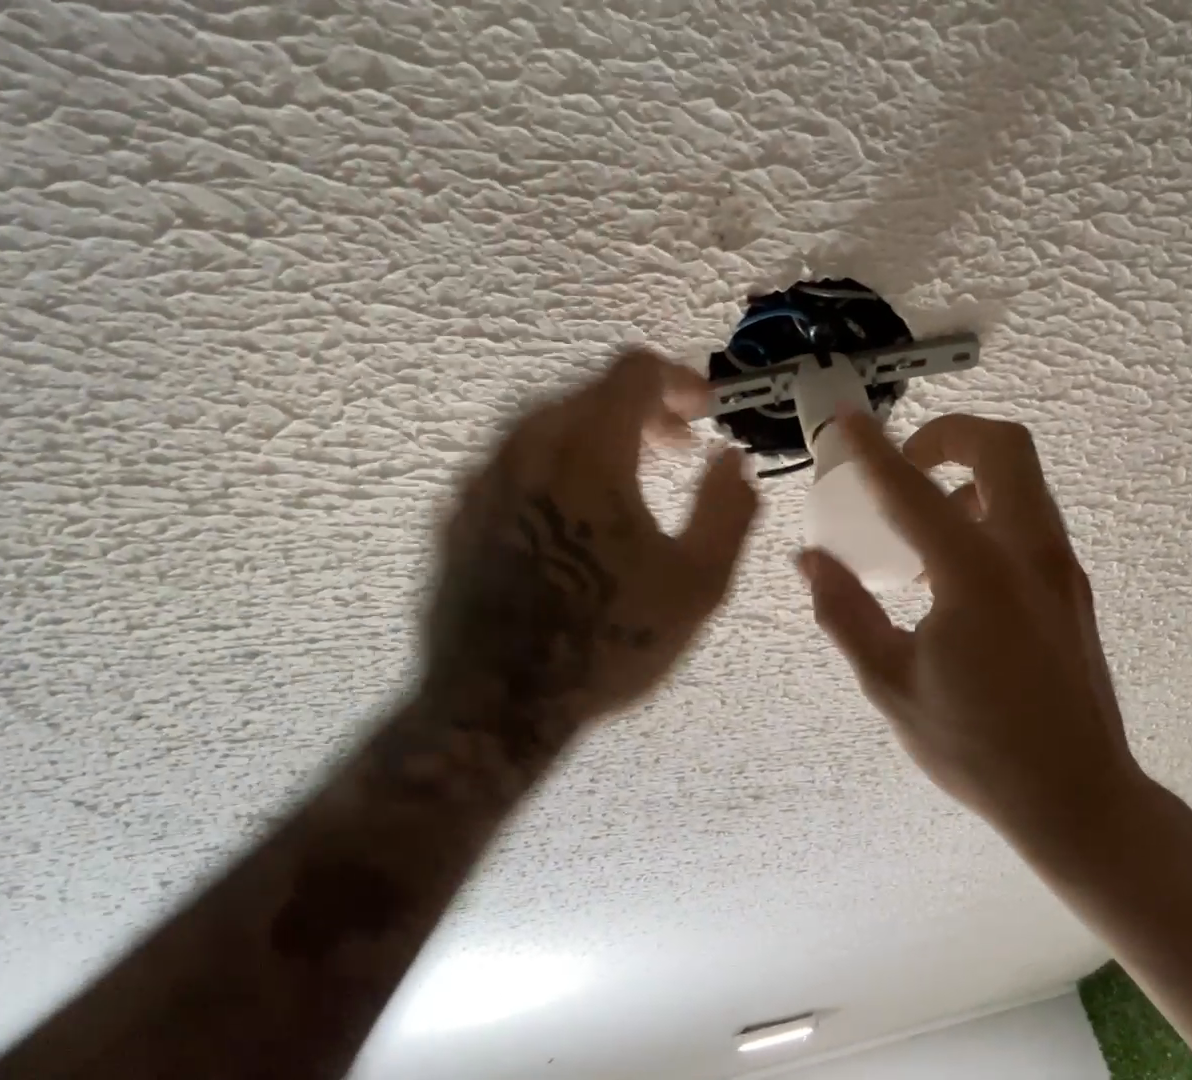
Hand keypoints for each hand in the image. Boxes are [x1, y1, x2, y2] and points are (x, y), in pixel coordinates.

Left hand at [425, 347, 758, 735]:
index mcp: (588, 452)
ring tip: (629, 482)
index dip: (680, 379)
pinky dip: (555, 465)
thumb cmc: (609, 641)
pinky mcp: (458, 514)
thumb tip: (733, 460)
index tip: (705, 411)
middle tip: (677, 450)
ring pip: (546, 424)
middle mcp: (526, 448)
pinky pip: (513, 462)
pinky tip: (574, 516)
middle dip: (643, 410)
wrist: (498, 704)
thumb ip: (728, 508)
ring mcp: (482, 480)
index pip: (634, 371)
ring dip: (597, 435)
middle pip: (589, 392)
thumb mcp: (698, 582)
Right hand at [799, 411, 1137, 835]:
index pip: (913, 490)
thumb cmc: (978, 748)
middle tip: (905, 463)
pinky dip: (990, 511)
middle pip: (1003, 447)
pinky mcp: (1072, 588)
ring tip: (923, 525)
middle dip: (948, 434)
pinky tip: (954, 570)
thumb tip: (811, 560)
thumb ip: (846, 613)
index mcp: (976, 575)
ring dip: (971, 475)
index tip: (848, 419)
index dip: (873, 449)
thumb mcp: (892, 685)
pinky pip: (1031, 518)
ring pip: (1023, 480)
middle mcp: (1029, 554)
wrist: (1078, 795)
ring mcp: (1060, 568)